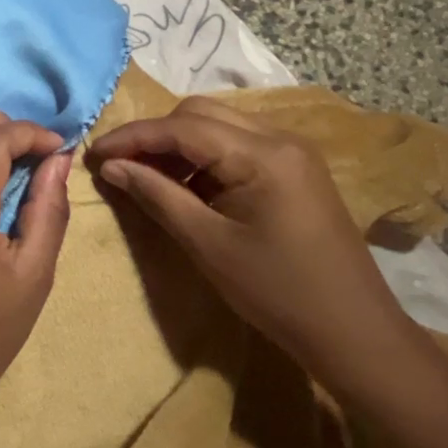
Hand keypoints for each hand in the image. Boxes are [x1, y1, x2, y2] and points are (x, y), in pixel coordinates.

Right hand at [90, 96, 415, 393]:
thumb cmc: (277, 291)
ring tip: (146, 178)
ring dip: (177, 145)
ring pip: (217, 125)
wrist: (354, 332)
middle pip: (199, 114)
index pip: (181, 127)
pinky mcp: (294, 170)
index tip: (93, 154)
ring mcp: (292, 153)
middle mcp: (280, 139)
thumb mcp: (206, 244)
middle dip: (154, 135)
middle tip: (119, 167)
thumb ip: (156, 195)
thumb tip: (111, 166)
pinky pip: (236, 144)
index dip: (132, 137)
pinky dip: (202, 158)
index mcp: (263, 155)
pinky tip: (185, 188)